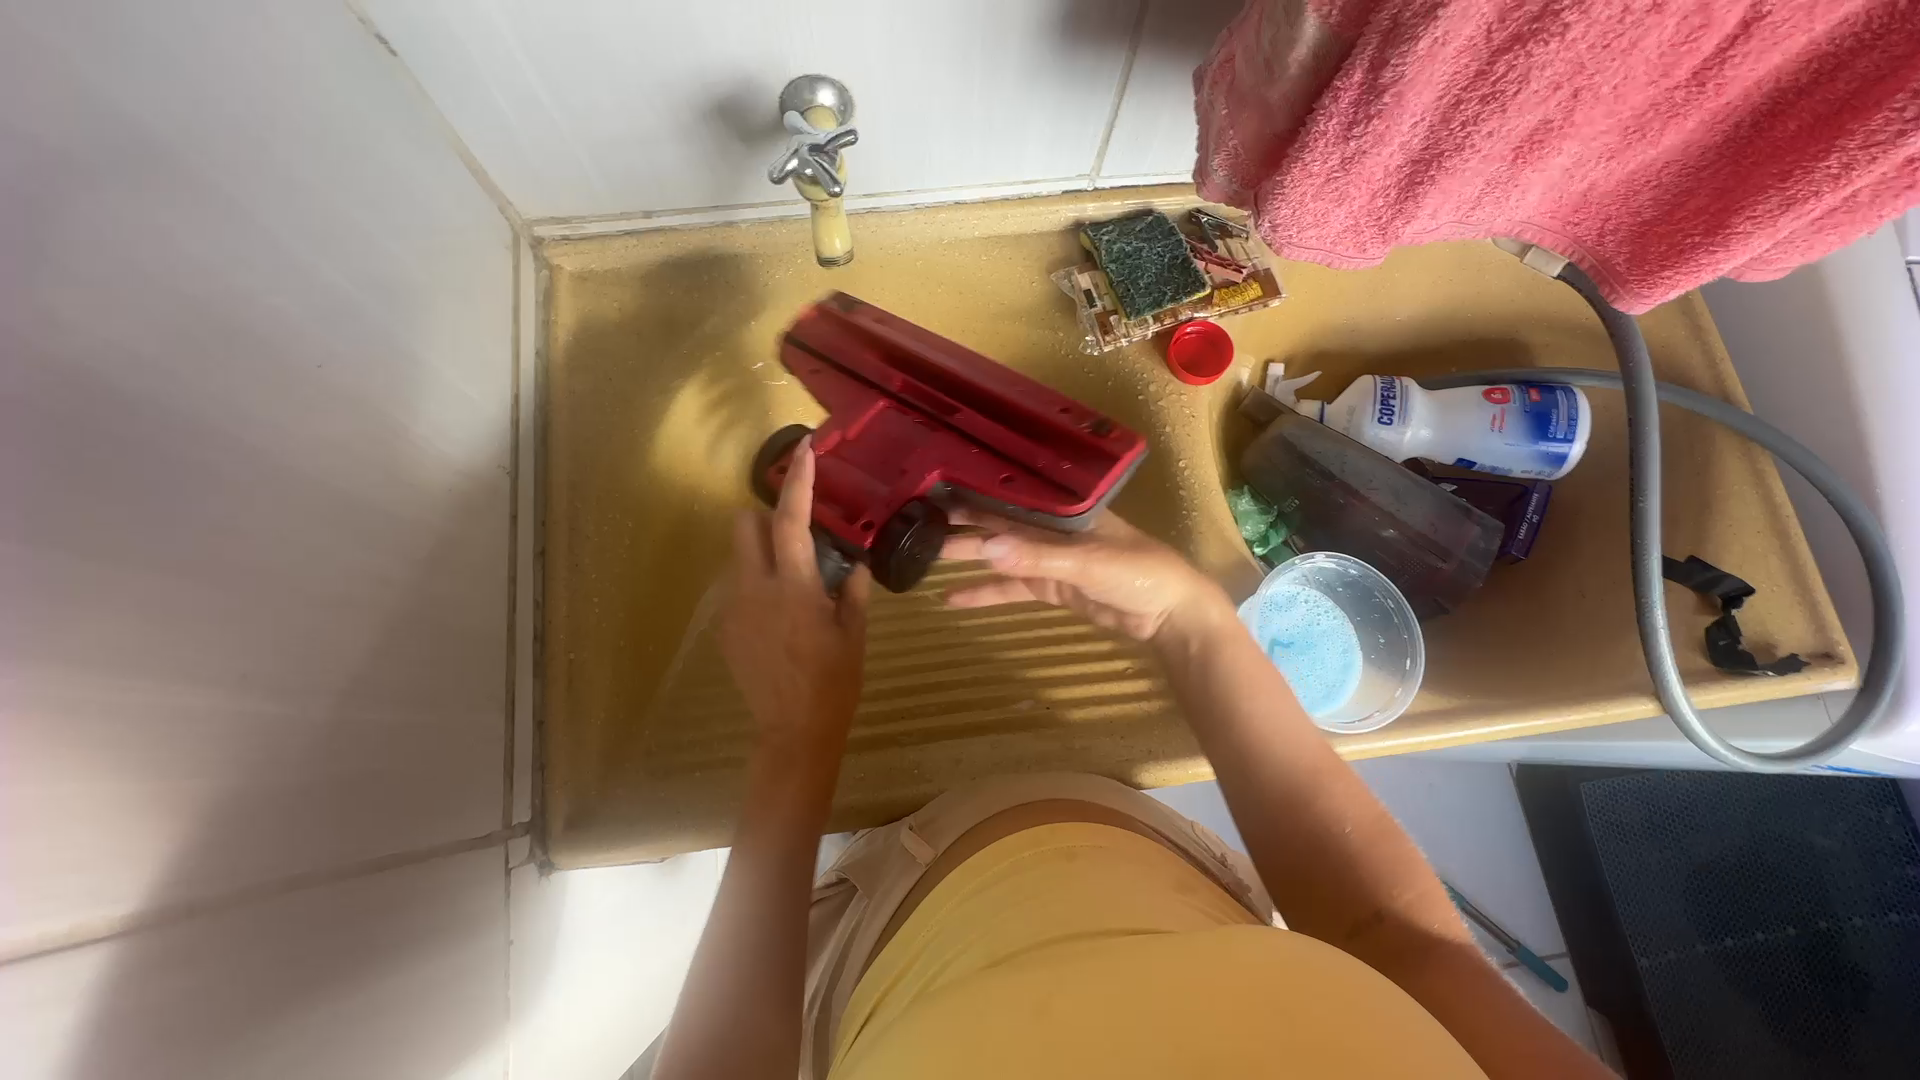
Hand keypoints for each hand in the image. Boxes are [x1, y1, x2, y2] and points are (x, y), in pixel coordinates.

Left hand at [718, 436, 870, 750]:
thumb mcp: (854, 634)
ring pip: (739, 555)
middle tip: (797, 529)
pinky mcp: (726, 627)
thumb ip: (854, 591)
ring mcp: (734, 608)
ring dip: (762, 550)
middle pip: (744, 525)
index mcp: (795, 587)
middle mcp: (755, 589)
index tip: (805, 447)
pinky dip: (757, 582)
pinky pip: (738, 586)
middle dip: (765, 514)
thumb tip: (856, 563)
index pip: (791, 520)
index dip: (798, 480)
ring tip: (794, 580)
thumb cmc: (834, 682)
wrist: (793, 731)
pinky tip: (781, 613)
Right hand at [940, 509, 1228, 643]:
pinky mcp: (1050, 586)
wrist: (1170, 614)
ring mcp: (1049, 557)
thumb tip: (984, 547)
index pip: (1009, 492)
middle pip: (997, 520)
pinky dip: (984, 592)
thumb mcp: (1088, 562)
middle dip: (958, 521)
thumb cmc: (1139, 572)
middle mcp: (1050, 526)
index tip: (931, 486)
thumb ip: (1036, 556)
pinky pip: (1010, 587)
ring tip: (918, 557)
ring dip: (964, 555)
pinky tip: (951, 599)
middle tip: (911, 521)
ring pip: (998, 553)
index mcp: (1062, 508)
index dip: (972, 488)